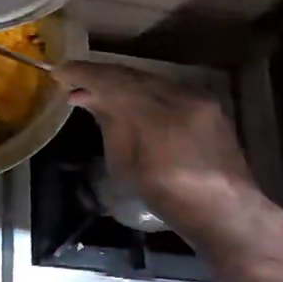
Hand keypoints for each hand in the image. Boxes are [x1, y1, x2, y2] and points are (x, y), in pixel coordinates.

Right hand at [54, 61, 263, 237]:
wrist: (223, 210)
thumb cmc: (166, 195)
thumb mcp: (125, 163)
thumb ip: (110, 124)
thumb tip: (89, 97)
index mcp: (156, 117)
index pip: (113, 82)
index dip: (83, 74)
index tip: (59, 71)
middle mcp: (180, 98)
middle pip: (132, 76)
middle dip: (100, 76)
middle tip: (73, 80)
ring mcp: (199, 99)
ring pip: (150, 81)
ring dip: (121, 83)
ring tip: (96, 92)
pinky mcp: (209, 105)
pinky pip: (167, 90)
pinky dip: (143, 92)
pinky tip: (130, 101)